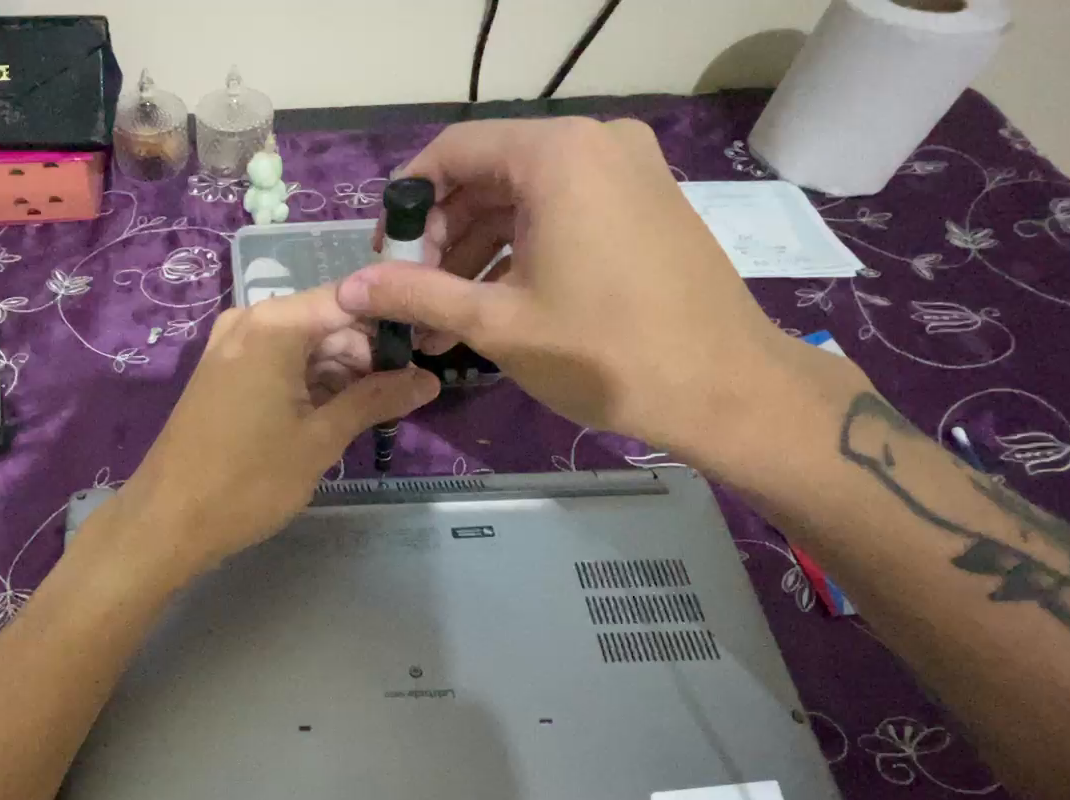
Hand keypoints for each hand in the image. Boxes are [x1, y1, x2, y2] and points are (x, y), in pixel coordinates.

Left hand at [106, 286, 438, 576]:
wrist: (167, 521)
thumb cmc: (248, 481)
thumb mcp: (320, 439)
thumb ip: (376, 401)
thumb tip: (427, 379)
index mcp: (275, 324)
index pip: (353, 301)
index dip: (393, 325)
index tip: (428, 352)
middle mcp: (250, 321)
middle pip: (328, 323)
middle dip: (367, 357)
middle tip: (403, 399)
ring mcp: (230, 348)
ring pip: (303, 347)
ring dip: (339, 376)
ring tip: (370, 417)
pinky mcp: (221, 375)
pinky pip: (277, 365)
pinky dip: (307, 386)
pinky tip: (330, 418)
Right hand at [335, 117, 867, 467]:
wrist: (720, 386)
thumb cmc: (601, 351)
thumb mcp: (494, 322)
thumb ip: (416, 295)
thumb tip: (349, 288)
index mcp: (556, 155)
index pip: (452, 151)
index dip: (406, 204)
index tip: (384, 260)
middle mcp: (594, 143)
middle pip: (487, 175)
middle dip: (439, 239)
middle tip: (411, 299)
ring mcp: (626, 171)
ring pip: (521, 200)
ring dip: (473, 255)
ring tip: (440, 321)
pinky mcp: (642, 204)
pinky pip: (559, 214)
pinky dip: (517, 254)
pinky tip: (489, 308)